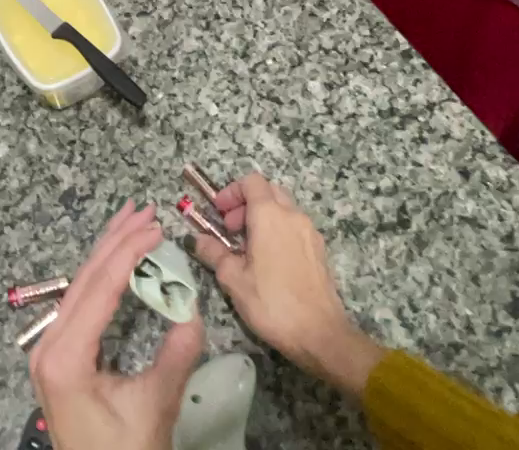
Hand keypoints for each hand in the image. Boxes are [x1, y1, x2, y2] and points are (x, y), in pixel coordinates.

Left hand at [28, 201, 205, 449]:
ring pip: (80, 286)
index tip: (155, 225)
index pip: (99, 288)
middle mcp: (49, 343)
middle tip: (143, 207)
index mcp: (65, 355)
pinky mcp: (60, 355)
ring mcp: (50, 348)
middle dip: (115, 239)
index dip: (127, 252)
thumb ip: (174, 357)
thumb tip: (193, 311)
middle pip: (85, 278)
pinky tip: (115, 258)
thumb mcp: (153, 408)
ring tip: (130, 218)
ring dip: (107, 250)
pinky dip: (101, 275)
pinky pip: (80, 302)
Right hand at [191, 173, 384, 394]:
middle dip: (246, 203)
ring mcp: (310, 233)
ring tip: (248, 248)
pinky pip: (294, 227)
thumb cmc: (272, 303)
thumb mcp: (233, 279)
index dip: (232, 192)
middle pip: (269, 191)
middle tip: (230, 229)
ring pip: (283, 209)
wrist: (321, 336)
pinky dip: (278, 231)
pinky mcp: (319, 251)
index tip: (219, 213)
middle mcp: (293, 216)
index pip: (251, 182)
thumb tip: (197, 240)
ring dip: (262, 218)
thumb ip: (213, 253)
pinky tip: (269, 262)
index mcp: (270, 216)